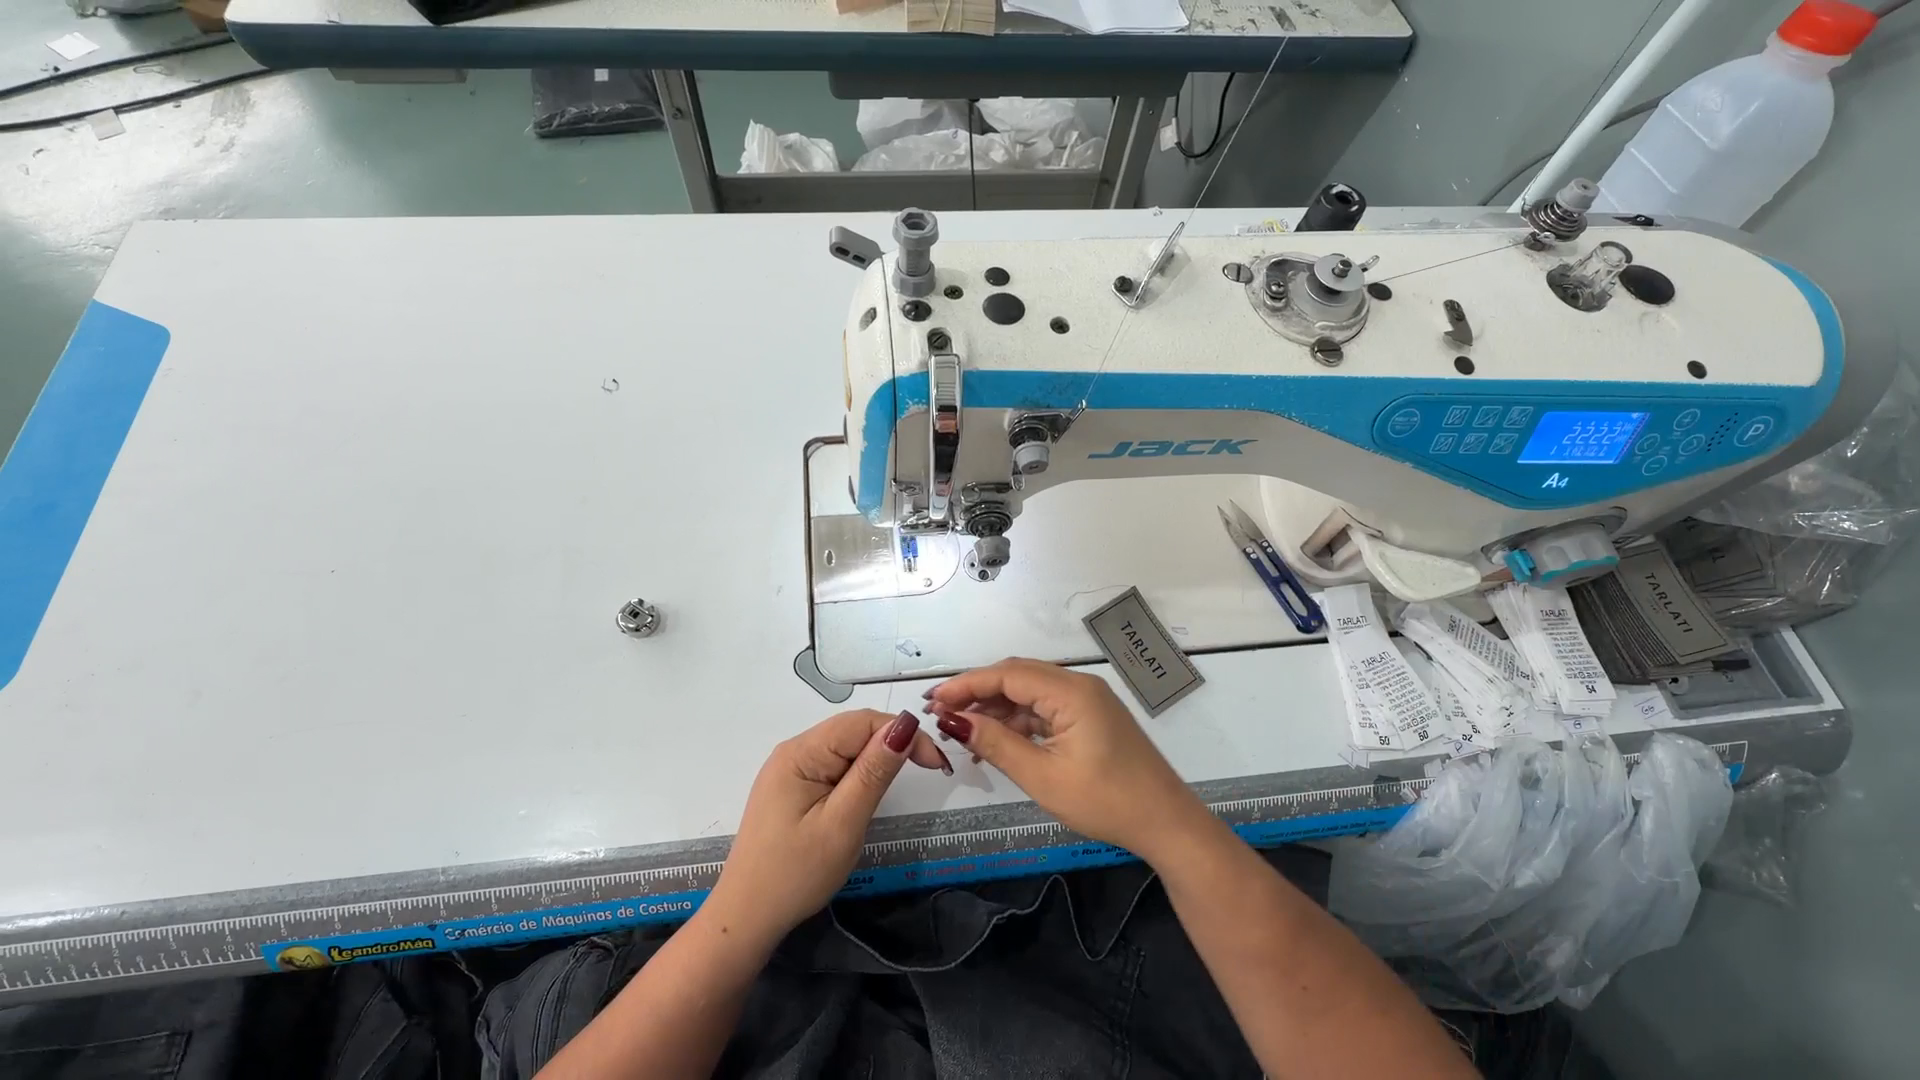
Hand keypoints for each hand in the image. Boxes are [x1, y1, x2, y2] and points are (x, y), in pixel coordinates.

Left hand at [707, 710, 949, 944]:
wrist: (747, 918)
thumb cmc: (796, 874)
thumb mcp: (843, 824)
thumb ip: (874, 773)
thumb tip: (905, 725)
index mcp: (801, 753)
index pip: (862, 722)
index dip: (903, 733)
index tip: (937, 764)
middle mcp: (793, 751)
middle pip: (854, 731)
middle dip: (894, 744)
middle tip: (932, 772)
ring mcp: (790, 770)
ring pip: (846, 748)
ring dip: (878, 759)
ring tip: (903, 783)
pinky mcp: (793, 789)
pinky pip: (834, 766)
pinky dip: (860, 774)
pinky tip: (869, 793)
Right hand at [925, 658, 1210, 861]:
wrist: (1166, 824)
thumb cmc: (1106, 802)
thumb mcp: (1043, 776)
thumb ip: (997, 743)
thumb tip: (954, 720)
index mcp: (1072, 692)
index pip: (1008, 675)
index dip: (966, 684)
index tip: (932, 700)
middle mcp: (1080, 686)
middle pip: (1018, 677)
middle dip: (977, 693)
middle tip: (941, 715)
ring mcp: (1088, 702)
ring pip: (1030, 693)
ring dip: (996, 709)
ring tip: (963, 733)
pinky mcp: (1091, 719)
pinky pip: (1046, 709)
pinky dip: (1018, 722)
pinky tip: (996, 741)